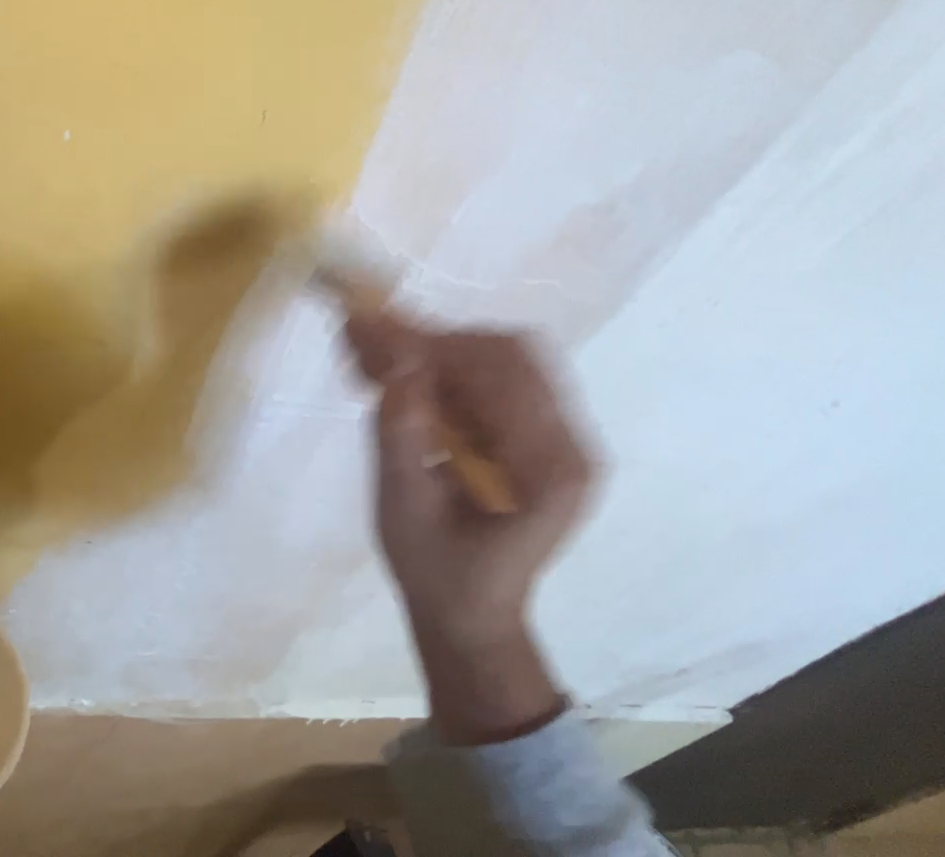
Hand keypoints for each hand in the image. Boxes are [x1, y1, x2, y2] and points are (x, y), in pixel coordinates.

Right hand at [344, 310, 599, 744]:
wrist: (470, 614)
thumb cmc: (435, 571)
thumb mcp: (405, 506)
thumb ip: (401, 432)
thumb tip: (393, 358)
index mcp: (549, 470)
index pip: (501, 374)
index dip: (434, 345)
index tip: (372, 331)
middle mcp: (572, 446)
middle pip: (512, 354)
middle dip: (438, 341)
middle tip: (376, 348)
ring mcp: (565, 441)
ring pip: (508, 359)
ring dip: (444, 350)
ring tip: (388, 362)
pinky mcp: (546, 439)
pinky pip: (504, 381)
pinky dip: (453, 369)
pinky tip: (412, 382)